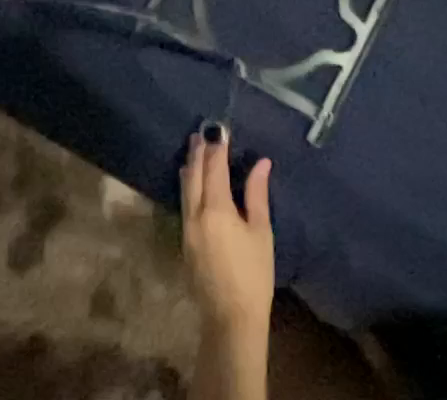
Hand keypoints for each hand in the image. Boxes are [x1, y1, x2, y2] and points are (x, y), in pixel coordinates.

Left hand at [181, 124, 274, 335]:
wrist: (231, 316)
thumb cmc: (254, 273)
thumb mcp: (261, 231)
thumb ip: (256, 194)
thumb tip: (261, 163)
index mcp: (216, 210)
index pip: (214, 170)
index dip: (217, 149)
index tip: (219, 130)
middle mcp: (195, 215)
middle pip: (193, 177)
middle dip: (197, 154)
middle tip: (199, 133)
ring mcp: (187, 230)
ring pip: (185, 191)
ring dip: (190, 169)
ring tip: (193, 152)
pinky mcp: (185, 243)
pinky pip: (184, 205)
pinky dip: (188, 188)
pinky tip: (192, 184)